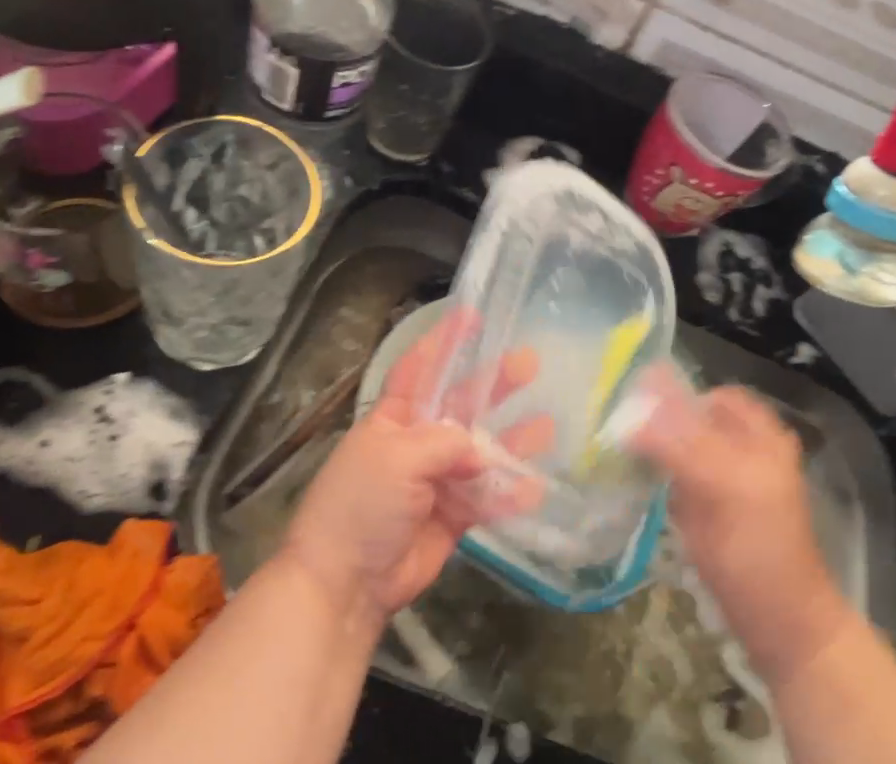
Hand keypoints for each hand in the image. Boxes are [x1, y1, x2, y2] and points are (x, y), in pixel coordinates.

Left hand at [278, 309, 542, 623]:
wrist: (347, 580)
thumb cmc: (361, 504)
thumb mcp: (396, 458)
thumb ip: (445, 444)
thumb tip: (481, 451)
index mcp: (393, 420)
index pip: (420, 369)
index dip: (444, 342)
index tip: (472, 314)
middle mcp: (417, 444)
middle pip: (462, 407)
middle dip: (493, 385)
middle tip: (529, 363)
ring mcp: (436, 482)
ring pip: (482, 453)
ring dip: (512, 440)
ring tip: (548, 426)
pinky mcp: (452, 517)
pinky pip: (486, 499)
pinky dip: (509, 495)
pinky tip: (535, 487)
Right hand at [630, 375, 852, 683]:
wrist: (780, 624)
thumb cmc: (761, 551)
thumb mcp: (725, 487)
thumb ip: (680, 443)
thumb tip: (631, 408)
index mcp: (758, 436)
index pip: (709, 395)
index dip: (674, 392)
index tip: (631, 399)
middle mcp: (740, 451)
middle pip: (689, 420)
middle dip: (653, 419)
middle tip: (611, 423)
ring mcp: (720, 482)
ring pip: (677, 448)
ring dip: (647, 445)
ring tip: (609, 446)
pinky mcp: (702, 511)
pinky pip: (670, 479)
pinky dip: (649, 474)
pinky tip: (624, 478)